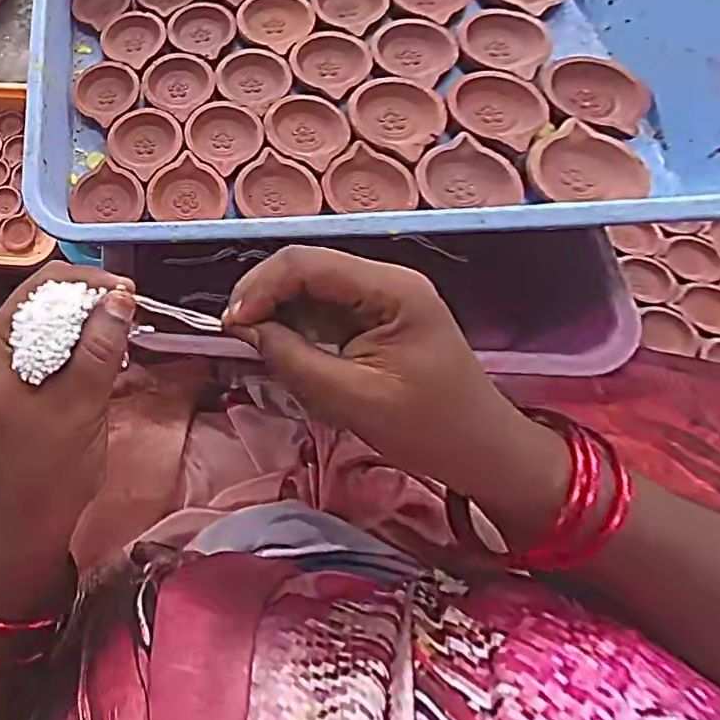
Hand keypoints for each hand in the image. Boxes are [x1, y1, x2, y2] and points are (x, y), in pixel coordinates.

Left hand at [0, 263, 135, 559]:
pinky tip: (122, 356)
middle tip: (136, 311)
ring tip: (134, 331)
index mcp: (1, 338)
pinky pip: (75, 346)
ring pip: (69, 322)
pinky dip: (99, 346)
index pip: (44, 285)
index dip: (87, 281)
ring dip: (101, 322)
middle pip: (57, 298)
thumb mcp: (76, 403)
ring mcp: (28, 359)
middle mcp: (10, 340)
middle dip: (97, 300)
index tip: (127, 292)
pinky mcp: (48, 378)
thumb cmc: (45, 466)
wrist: (32, 521)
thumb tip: (121, 296)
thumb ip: (98, 348)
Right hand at [221, 247, 566, 521]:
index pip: (306, 264)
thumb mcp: (354, 399)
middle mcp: (382, 280)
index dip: (260, 287)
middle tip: (234, 330)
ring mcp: (374, 295)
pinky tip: (276, 341)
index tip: (233, 324)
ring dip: (271, 307)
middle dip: (261, 294)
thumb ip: (292, 358)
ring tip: (251, 338)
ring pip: (301, 284)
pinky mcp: (365, 314)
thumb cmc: (430, 430)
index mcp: (391, 290)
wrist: (487, 456)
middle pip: (301, 266)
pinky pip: (312, 305)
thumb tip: (243, 329)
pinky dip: (287, 320)